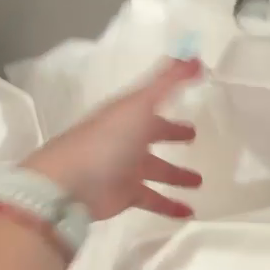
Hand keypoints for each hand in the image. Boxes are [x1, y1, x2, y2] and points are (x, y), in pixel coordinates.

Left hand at [21, 58, 204, 219]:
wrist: (70, 184)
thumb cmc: (106, 140)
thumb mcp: (140, 104)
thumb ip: (168, 81)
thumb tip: (196, 57)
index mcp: (128, 114)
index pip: (153, 103)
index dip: (170, 97)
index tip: (192, 95)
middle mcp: (126, 139)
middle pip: (153, 135)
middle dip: (172, 134)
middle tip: (194, 136)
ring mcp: (125, 169)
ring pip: (157, 170)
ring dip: (176, 175)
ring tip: (199, 182)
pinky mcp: (125, 195)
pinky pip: (153, 200)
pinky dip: (170, 206)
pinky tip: (190, 213)